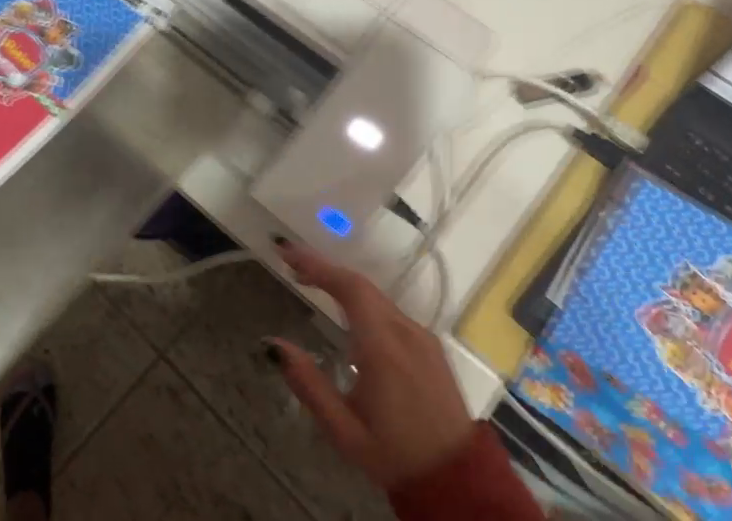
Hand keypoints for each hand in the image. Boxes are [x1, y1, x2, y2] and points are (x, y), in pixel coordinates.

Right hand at [266, 241, 474, 487]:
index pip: (350, 289)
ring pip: (378, 297)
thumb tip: (273, 344)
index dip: (317, 265)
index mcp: (383, 349)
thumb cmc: (394, 454)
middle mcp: (406, 333)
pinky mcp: (431, 348)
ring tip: (311, 282)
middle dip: (325, 269)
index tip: (287, 252)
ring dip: (343, 284)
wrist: (458, 480)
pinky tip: (348, 312)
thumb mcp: (342, 428)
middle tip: (291, 264)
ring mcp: (423, 339)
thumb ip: (308, 382)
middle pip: (363, 287)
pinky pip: (391, 312)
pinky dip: (363, 301)